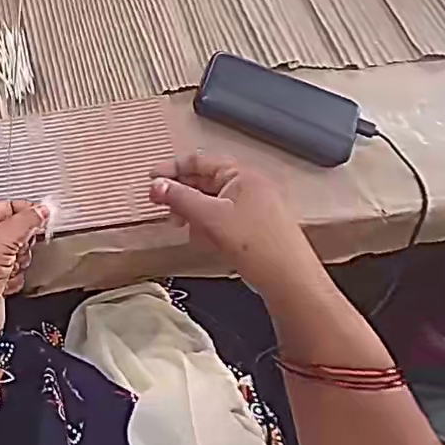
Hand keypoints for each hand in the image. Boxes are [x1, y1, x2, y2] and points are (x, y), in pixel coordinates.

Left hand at [0, 200, 50, 343]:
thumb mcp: (4, 237)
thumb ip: (27, 220)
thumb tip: (41, 210)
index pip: (7, 206)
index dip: (25, 211)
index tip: (42, 216)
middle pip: (15, 231)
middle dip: (22, 242)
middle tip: (16, 248)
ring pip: (19, 253)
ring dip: (19, 262)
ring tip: (8, 268)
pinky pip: (16, 272)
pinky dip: (15, 278)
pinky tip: (5, 282)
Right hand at [149, 155, 330, 307]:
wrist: (291, 283)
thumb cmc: (258, 245)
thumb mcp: (210, 217)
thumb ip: (180, 198)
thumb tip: (157, 185)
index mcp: (241, 175)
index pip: (199, 161)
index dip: (173, 168)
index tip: (152, 178)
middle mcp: (249, 186)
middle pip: (204, 181)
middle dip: (181, 194)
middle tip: (162, 205)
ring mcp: (254, 207)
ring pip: (212, 202)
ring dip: (193, 212)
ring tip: (182, 226)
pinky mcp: (255, 228)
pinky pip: (223, 219)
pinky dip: (208, 226)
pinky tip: (203, 240)